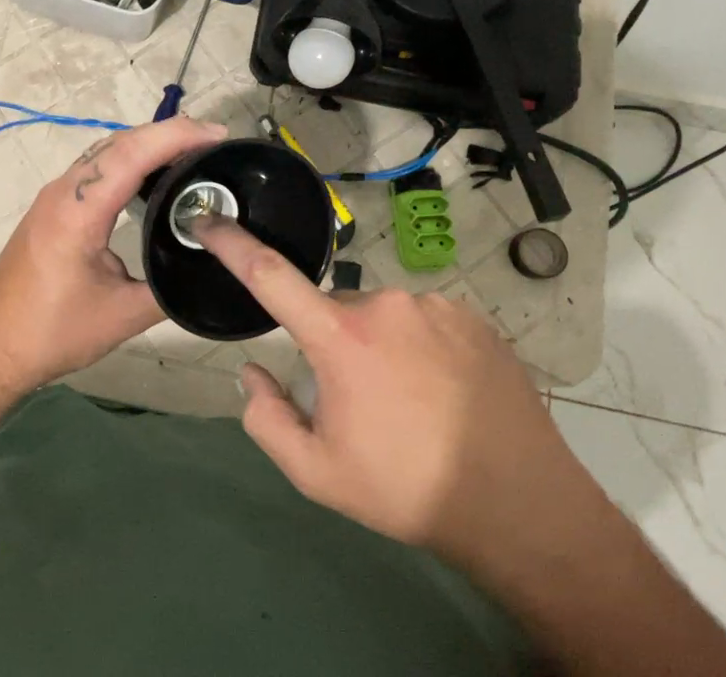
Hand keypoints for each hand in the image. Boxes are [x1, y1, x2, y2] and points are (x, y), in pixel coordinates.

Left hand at [0, 117, 226, 391]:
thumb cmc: (52, 332)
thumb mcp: (122, 315)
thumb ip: (170, 289)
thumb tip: (212, 269)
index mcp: (78, 212)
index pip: (132, 154)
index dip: (177, 136)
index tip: (218, 135)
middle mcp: (62, 193)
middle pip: (119, 144)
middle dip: (169, 134)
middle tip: (215, 142)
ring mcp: (53, 198)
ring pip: (105, 153)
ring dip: (147, 145)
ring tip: (192, 154)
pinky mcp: (51, 209)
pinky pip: (95, 170)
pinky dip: (129, 162)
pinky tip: (152, 177)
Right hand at [195, 217, 593, 559]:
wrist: (520, 505)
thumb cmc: (406, 489)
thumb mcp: (316, 472)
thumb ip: (266, 417)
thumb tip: (253, 372)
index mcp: (342, 338)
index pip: (270, 276)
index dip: (231, 243)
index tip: (205, 219)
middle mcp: (388, 305)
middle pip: (334, 312)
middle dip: (331, 346)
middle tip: (357, 405)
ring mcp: (437, 308)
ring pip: (381, 318)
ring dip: (377, 348)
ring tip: (409, 406)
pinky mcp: (475, 319)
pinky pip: (424, 323)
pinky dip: (418, 350)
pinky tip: (442, 395)